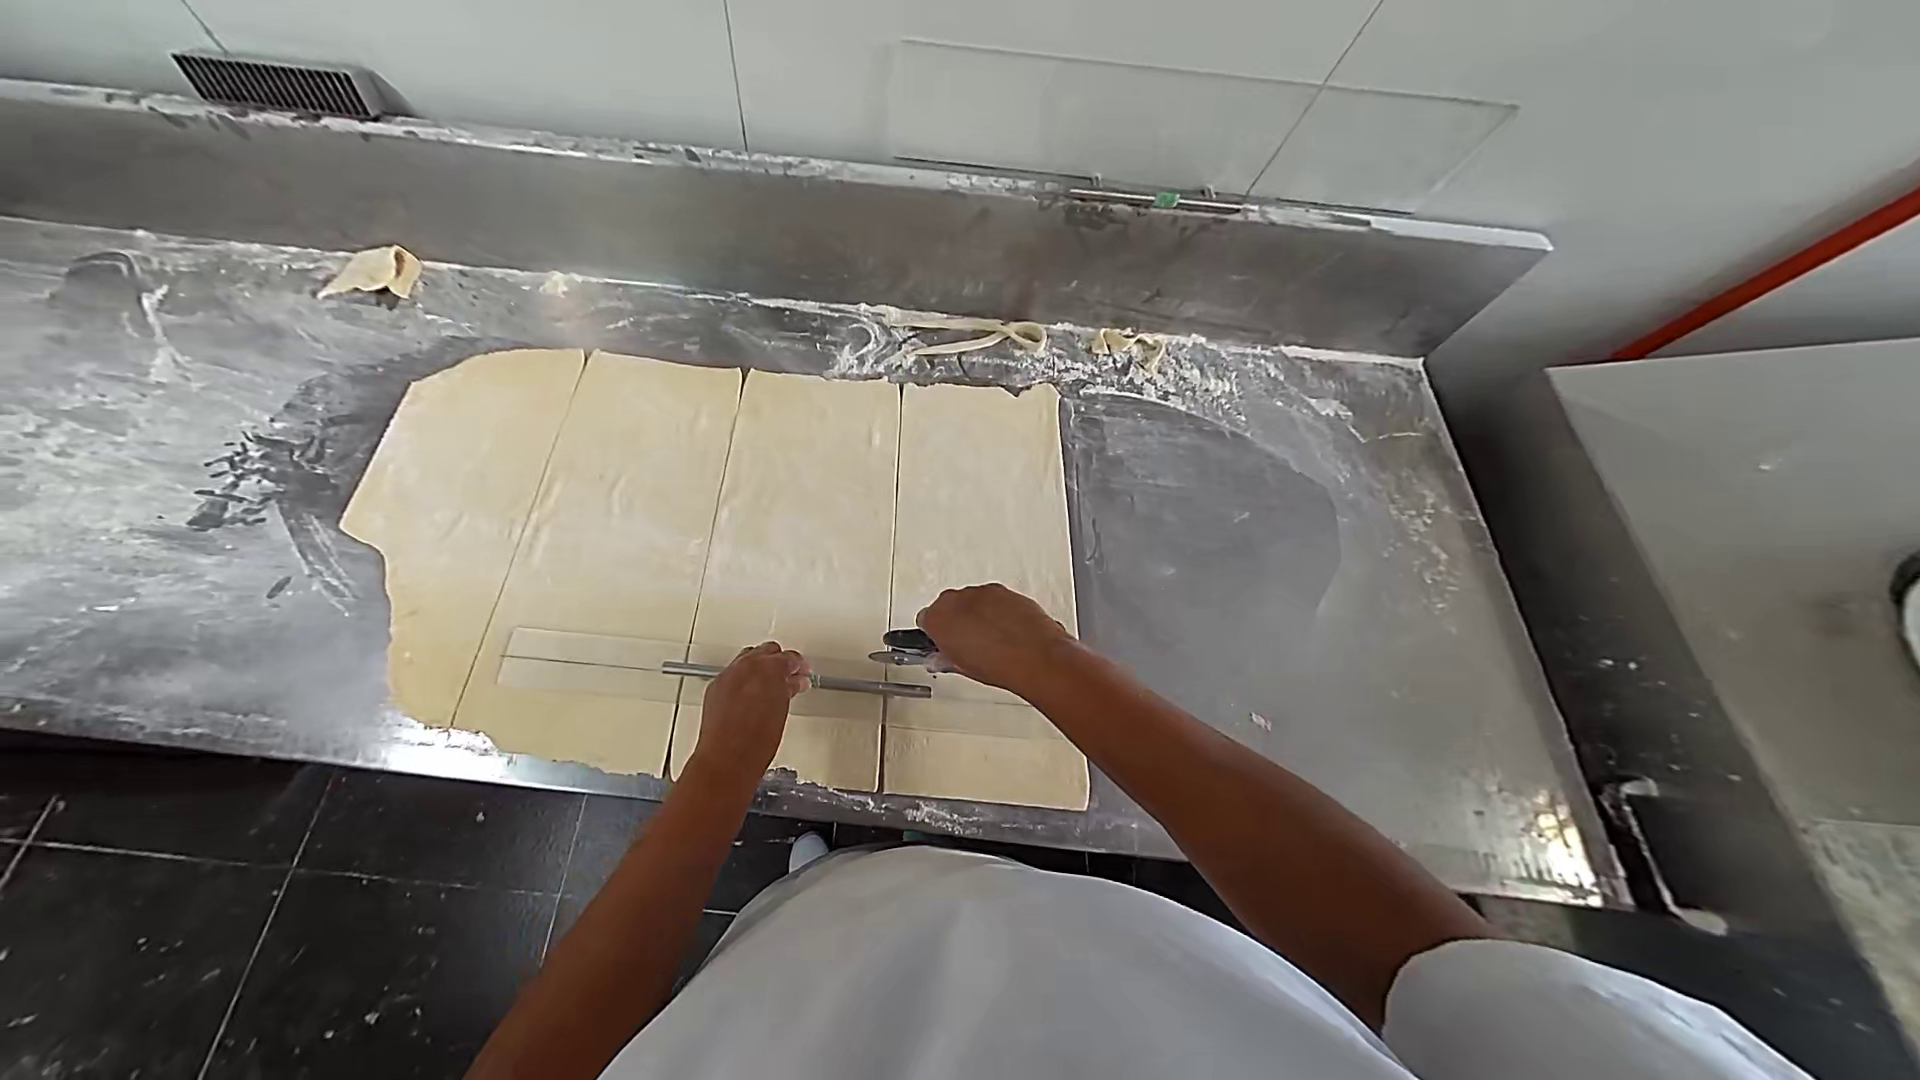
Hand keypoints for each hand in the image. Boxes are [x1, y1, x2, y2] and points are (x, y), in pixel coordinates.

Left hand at [688, 642, 809, 781]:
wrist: (728, 759)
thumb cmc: (756, 741)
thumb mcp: (783, 708)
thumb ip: (787, 689)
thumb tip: (789, 685)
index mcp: (770, 668)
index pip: (789, 657)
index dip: (798, 665)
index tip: (801, 672)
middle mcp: (747, 666)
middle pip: (767, 652)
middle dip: (778, 661)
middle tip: (788, 675)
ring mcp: (729, 675)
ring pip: (748, 659)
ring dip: (760, 668)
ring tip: (769, 685)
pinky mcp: (715, 687)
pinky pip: (732, 674)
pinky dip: (743, 679)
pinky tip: (750, 694)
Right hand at [916, 583, 1076, 693]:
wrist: (1034, 656)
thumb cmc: (998, 662)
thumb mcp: (961, 667)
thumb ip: (945, 657)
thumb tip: (942, 658)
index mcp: (939, 616)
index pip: (926, 619)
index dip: (935, 633)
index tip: (943, 643)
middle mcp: (959, 598)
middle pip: (949, 606)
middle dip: (956, 621)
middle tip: (965, 644)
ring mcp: (984, 592)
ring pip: (973, 601)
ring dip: (978, 614)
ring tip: (989, 640)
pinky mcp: (1006, 591)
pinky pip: (996, 600)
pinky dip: (998, 611)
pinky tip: (1006, 631)